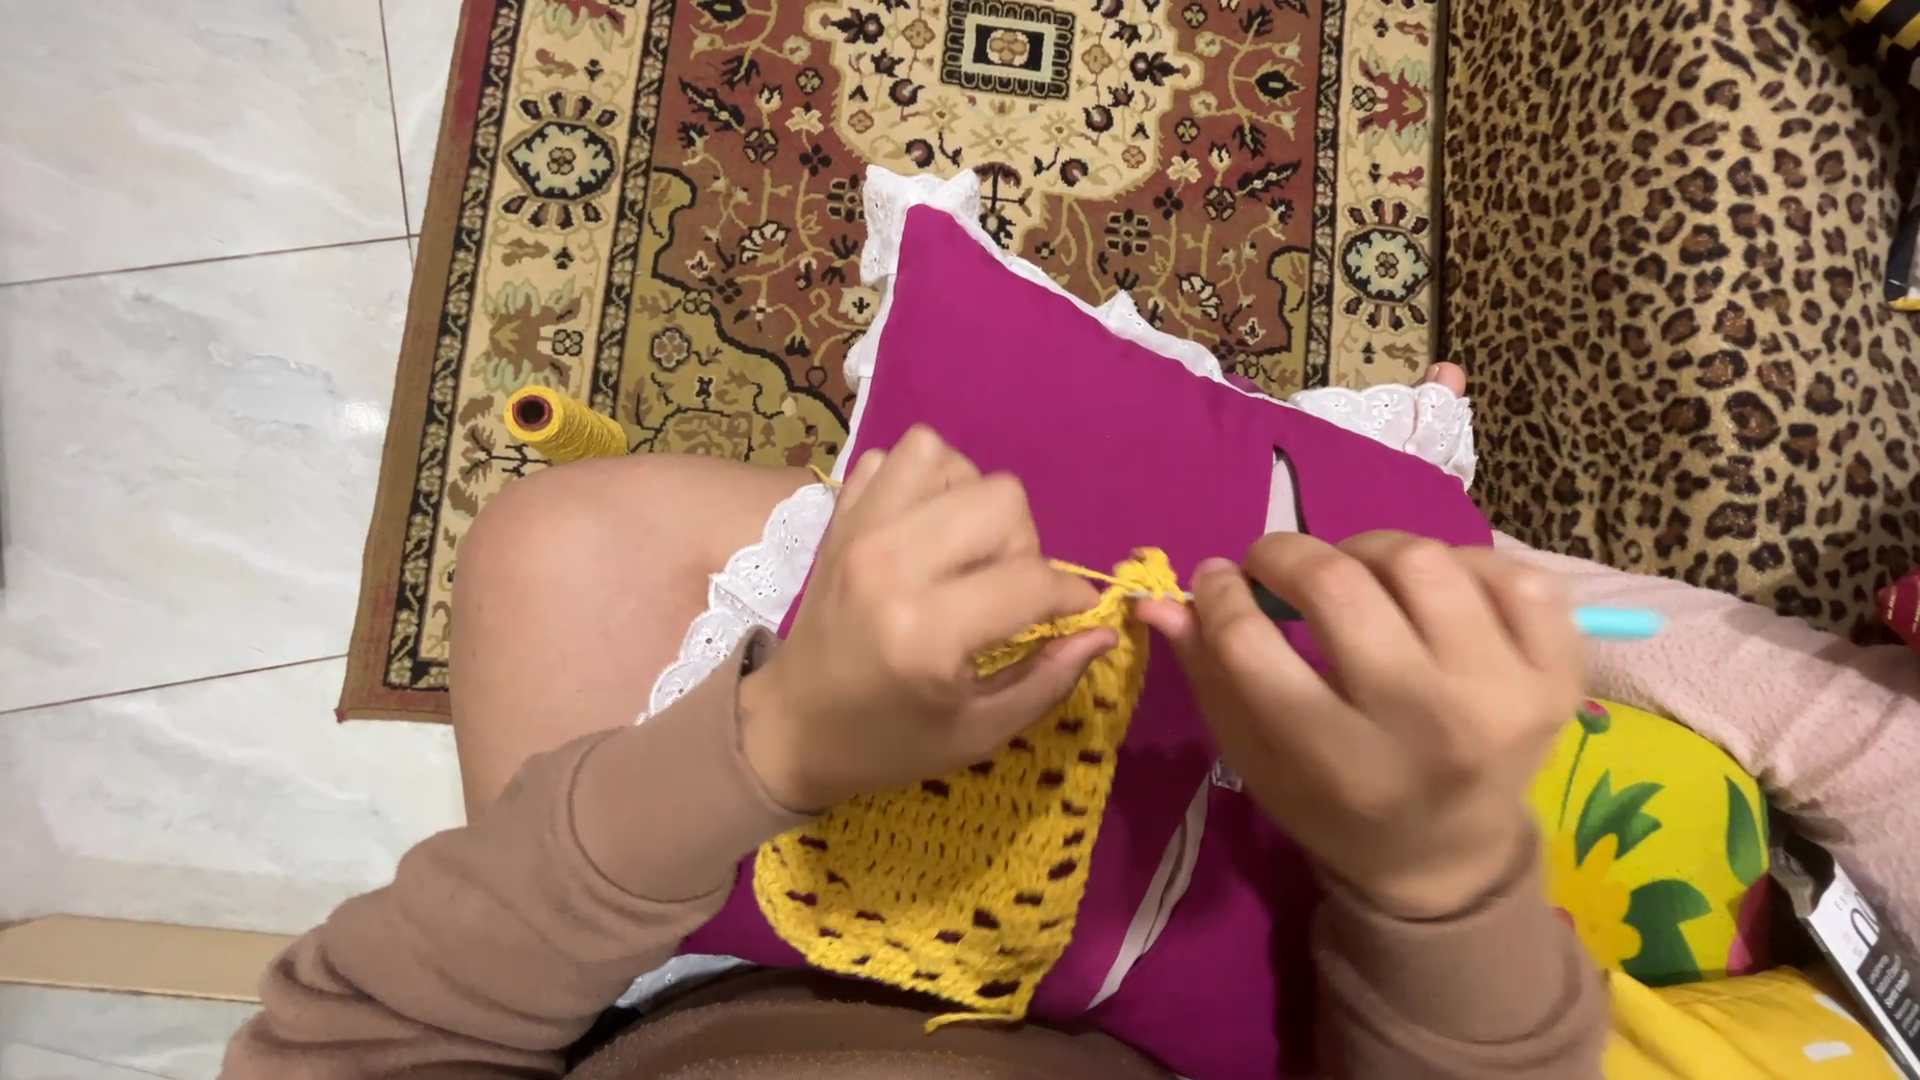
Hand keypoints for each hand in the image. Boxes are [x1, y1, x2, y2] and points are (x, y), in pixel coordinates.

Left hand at [741, 426, 1117, 810]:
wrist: (790, 725)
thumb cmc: (887, 741)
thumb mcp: (977, 733)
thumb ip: (1048, 679)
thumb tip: (1105, 629)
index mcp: (925, 632)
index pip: (1032, 579)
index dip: (1072, 595)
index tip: (1076, 611)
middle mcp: (891, 564)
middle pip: (1000, 497)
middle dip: (1025, 544)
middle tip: (1007, 586)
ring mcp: (857, 530)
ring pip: (948, 458)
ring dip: (973, 500)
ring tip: (965, 550)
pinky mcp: (838, 516)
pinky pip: (896, 457)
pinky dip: (924, 481)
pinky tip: (925, 527)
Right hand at [1139, 532, 1581, 918]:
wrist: (1446, 855)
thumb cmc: (1328, 802)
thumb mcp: (1250, 752)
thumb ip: (1206, 670)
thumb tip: (1157, 599)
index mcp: (1338, 758)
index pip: (1252, 642)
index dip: (1218, 593)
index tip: (1214, 579)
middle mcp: (1428, 723)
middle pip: (1337, 585)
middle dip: (1281, 554)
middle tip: (1268, 565)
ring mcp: (1507, 695)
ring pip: (1420, 560)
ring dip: (1363, 550)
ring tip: (1348, 574)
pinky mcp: (1560, 676)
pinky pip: (1510, 572)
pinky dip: (1457, 564)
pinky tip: (1425, 593)